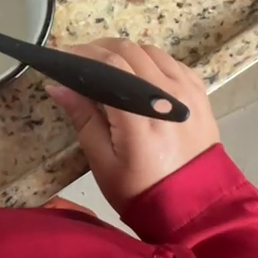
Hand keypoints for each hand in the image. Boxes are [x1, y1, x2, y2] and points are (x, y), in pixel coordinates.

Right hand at [48, 40, 218, 212]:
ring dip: (127, 52)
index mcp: (139, 116)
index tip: (65, 56)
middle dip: (101, 48)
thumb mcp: (102, 161)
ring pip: (151, 51)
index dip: (85, 53)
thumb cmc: (140, 190)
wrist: (193, 209)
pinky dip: (151, 61)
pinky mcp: (199, 95)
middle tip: (82, 61)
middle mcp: (167, 96)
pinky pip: (172, 62)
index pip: (110, 64)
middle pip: (130, 50)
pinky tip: (139, 75)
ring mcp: (187, 93)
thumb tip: (58, 86)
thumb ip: (83, 118)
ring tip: (109, 68)